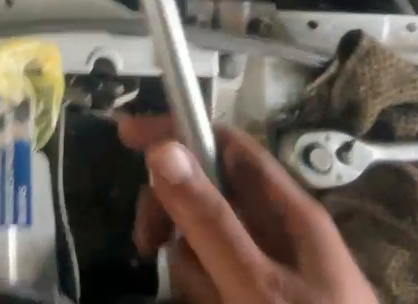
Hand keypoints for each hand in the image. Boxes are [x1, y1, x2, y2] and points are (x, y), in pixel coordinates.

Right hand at [117, 117, 377, 303]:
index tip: (126, 137)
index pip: (227, 143)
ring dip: (189, 259)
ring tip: (201, 297)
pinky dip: (204, 283)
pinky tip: (208, 302)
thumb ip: (210, 220)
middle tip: (148, 242)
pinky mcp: (265, 294)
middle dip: (173, 209)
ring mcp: (275, 266)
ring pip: (208, 235)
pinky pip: (219, 270)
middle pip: (209, 189)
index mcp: (291, 212)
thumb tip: (161, 147)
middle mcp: (282, 229)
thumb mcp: (256, 287)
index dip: (177, 130)